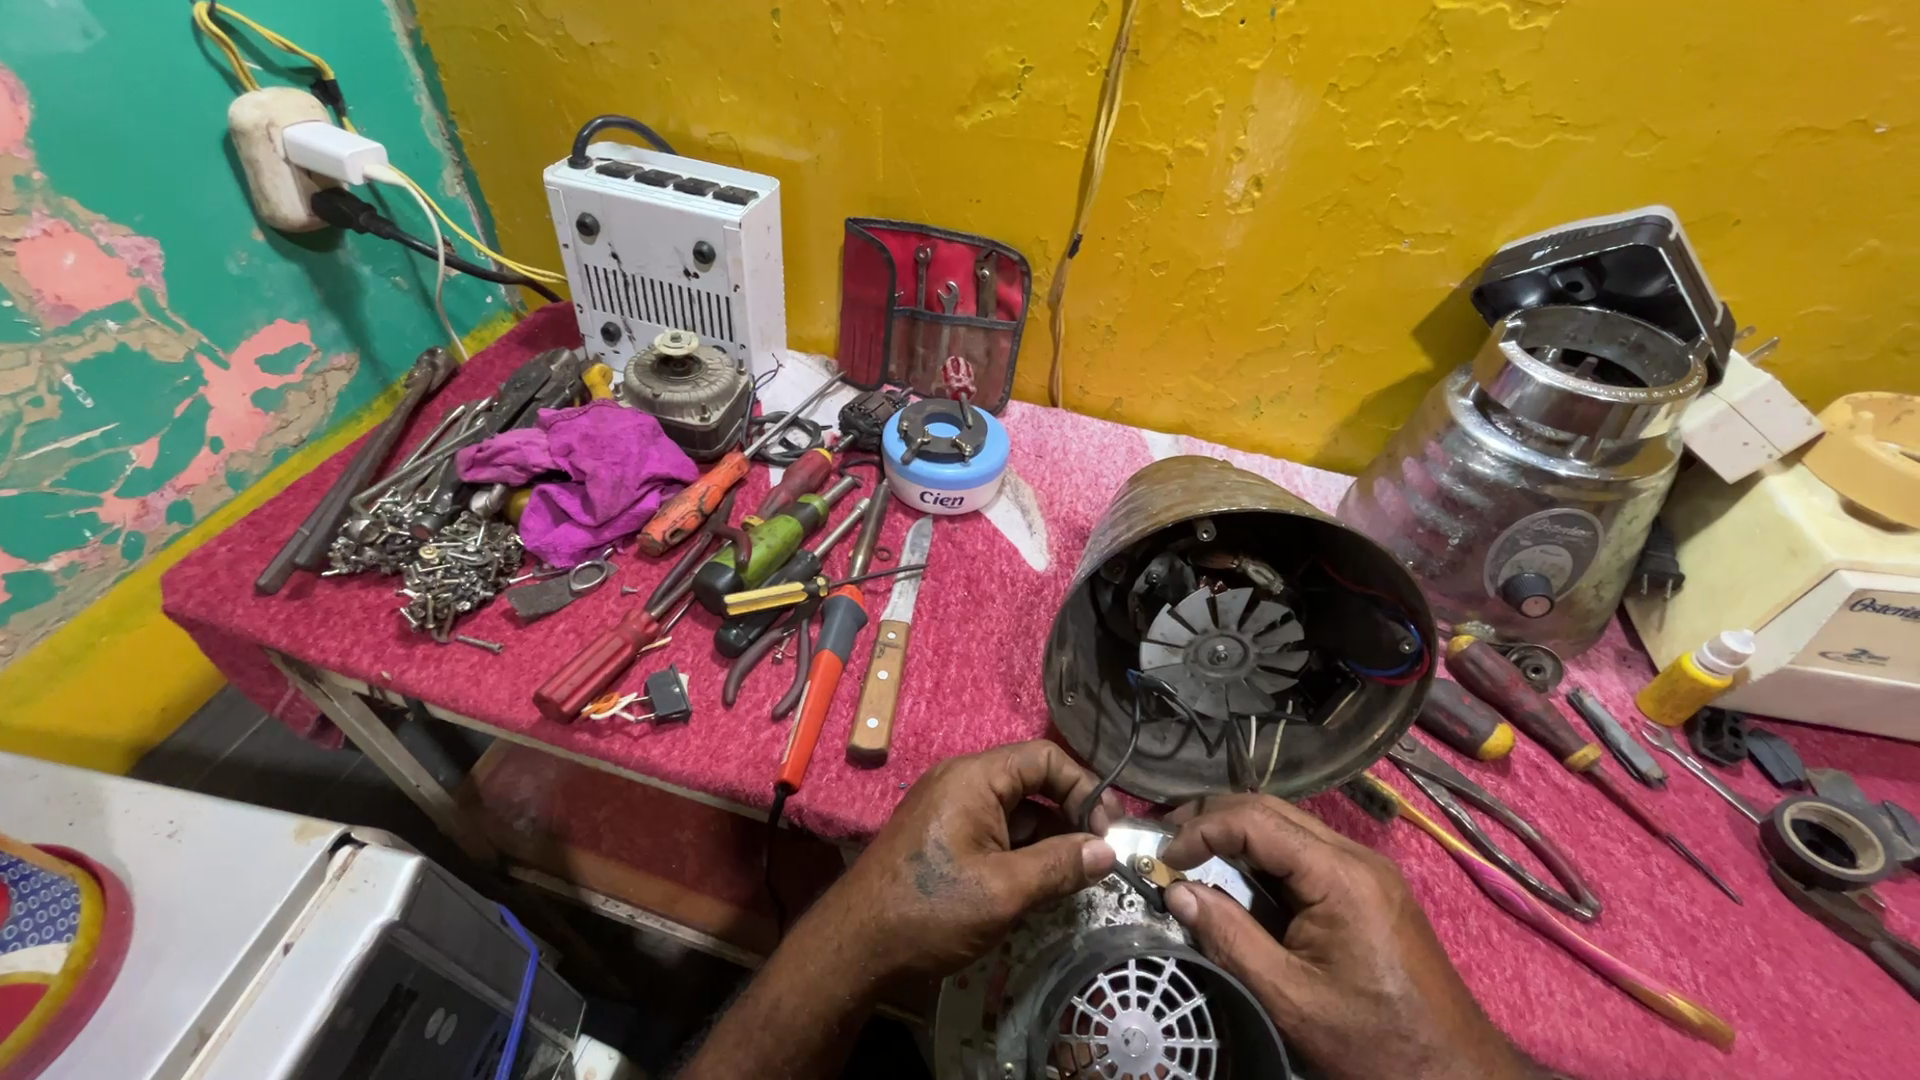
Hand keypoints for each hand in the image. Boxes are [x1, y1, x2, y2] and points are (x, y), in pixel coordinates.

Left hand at [799, 740, 1120, 983]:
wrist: (855, 947)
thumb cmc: (930, 911)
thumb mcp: (1003, 891)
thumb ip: (1059, 866)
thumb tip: (1108, 851)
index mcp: (974, 777)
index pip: (1045, 758)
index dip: (1084, 788)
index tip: (1109, 832)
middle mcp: (962, 782)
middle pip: (1032, 781)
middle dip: (1071, 815)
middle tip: (1100, 857)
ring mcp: (951, 808)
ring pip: (1017, 810)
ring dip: (1049, 837)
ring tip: (1078, 876)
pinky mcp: (945, 836)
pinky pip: (996, 829)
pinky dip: (1023, 850)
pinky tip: (1042, 882)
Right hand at [1160, 794, 1531, 1079]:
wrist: (1456, 1079)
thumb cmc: (1374, 1044)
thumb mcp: (1291, 999)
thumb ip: (1229, 938)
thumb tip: (1176, 891)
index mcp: (1340, 877)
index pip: (1255, 819)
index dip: (1201, 828)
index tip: (1164, 856)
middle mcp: (1356, 857)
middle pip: (1269, 808)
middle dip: (1211, 817)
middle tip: (1167, 842)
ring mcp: (1366, 868)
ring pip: (1285, 823)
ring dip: (1234, 831)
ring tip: (1191, 852)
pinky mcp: (1367, 886)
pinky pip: (1302, 849)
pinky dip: (1260, 852)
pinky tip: (1235, 873)